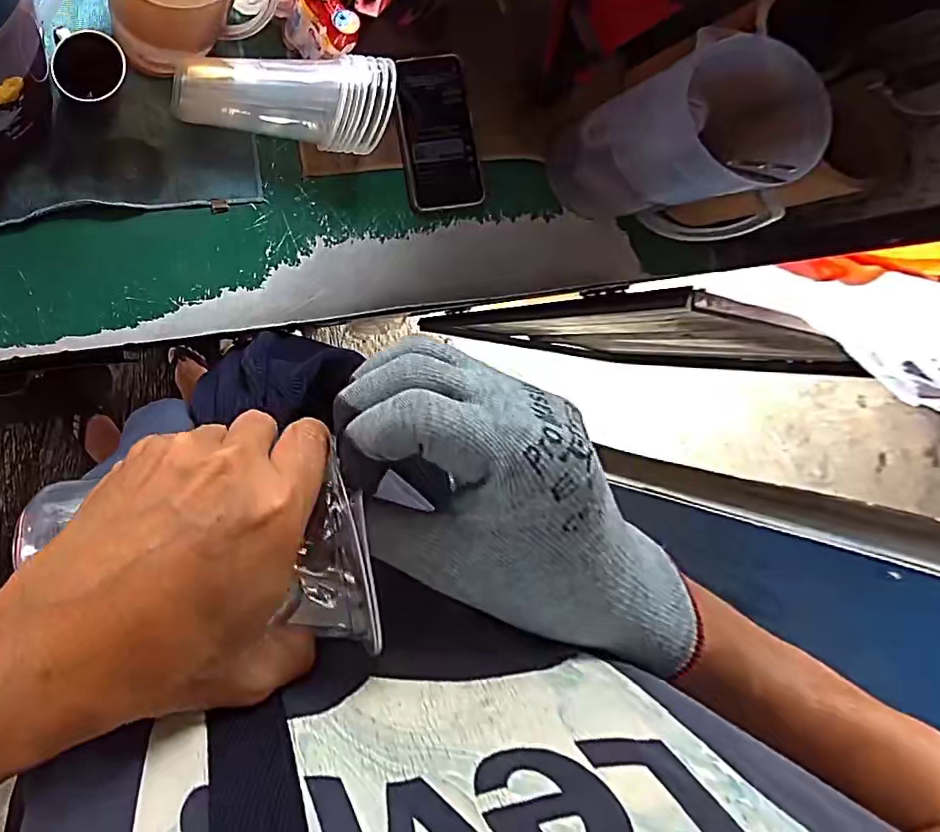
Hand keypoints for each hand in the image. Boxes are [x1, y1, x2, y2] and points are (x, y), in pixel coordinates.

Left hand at [0, 410, 326, 724]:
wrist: (66, 637)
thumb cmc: (158, 654)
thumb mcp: (250, 670)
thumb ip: (296, 645)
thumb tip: (302, 636)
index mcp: (273, 507)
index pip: (312, 438)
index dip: (309, 457)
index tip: (301, 481)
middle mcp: (229, 466)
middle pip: (264, 426)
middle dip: (264, 458)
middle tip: (248, 504)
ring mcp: (179, 453)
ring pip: (218, 433)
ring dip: (220, 462)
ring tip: (199, 511)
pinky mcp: (137, 453)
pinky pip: (176, 444)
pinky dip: (180, 466)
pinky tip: (161, 510)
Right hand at [335, 337, 698, 675]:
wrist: (610, 587)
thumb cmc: (534, 585)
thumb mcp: (441, 563)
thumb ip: (375, 522)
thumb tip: (329, 492)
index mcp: (507, 448)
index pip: (412, 408)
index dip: (364, 433)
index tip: (351, 471)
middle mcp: (519, 405)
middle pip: (414, 364)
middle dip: (362, 397)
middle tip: (345, 441)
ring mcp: (525, 393)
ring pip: (430, 353)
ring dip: (382, 379)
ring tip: (364, 422)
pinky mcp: (523, 394)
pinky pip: (453, 366)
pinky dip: (410, 382)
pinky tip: (399, 416)